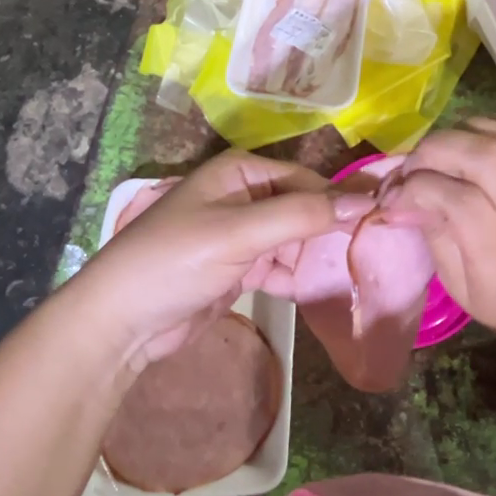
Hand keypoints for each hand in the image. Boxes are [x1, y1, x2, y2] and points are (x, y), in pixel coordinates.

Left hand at [76, 151, 369, 366]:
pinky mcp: (238, 268)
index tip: (376, 227)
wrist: (119, 323)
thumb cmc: (176, 261)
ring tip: (345, 276)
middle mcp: (244, 195)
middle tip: (363, 258)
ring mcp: (241, 234)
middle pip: (303, 208)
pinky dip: (295, 277)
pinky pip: (280, 265)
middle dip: (328, 232)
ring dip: (314, 257)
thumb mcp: (241, 233)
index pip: (306, 180)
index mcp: (241, 172)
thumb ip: (302, 216)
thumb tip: (364, 201)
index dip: (339, 202)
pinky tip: (313, 291)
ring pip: (295, 239)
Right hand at [382, 114, 495, 346]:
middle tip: (409, 171)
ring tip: (436, 155)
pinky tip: (470, 139)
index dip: (418, 191)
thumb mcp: (459, 287)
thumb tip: (398, 199)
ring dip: (459, 134)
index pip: (462, 204)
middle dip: (433, 153)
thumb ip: (433, 236)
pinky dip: (492, 122)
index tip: (390, 202)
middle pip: (485, 158)